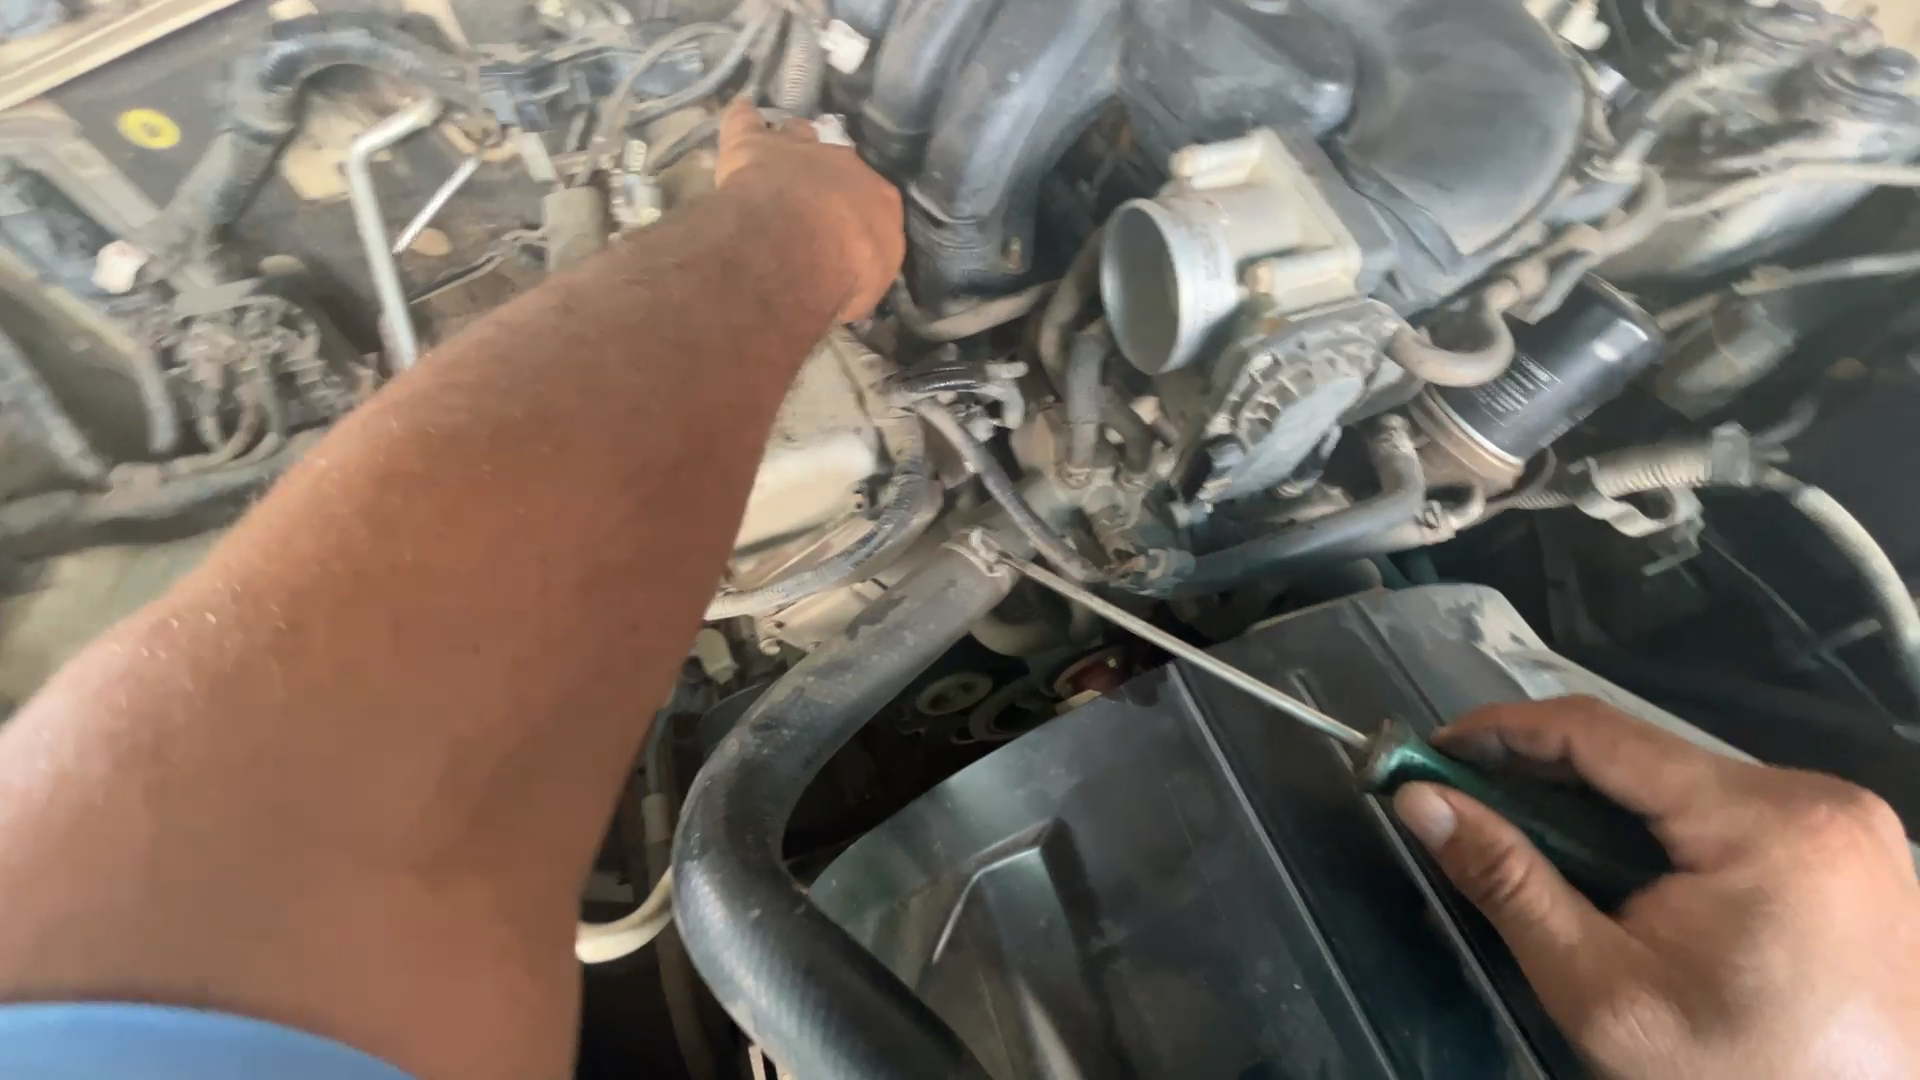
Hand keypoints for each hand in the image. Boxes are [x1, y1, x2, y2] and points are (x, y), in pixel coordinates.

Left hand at [716, 97, 903, 322]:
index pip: (877, 201)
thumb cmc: (846, 274)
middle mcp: (845, 165)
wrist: (802, 244)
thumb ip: (860, 278)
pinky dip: (743, 117)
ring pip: (799, 133)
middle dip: (831, 177)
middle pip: (840, 163)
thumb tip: (849, 287)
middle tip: (816, 200)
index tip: (853, 232)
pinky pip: (746, 120)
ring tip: (785, 149)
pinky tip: (742, 112)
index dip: (863, 215)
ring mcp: (799, 148)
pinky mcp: (753, 143)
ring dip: (794, 140)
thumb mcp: (867, 291)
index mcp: (880, 200)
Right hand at [1392, 697, 1919, 1079]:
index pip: (1595, 729)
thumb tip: (1414, 798)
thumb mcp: (1598, 989)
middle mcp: (1809, 799)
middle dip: (1529, 766)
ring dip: (1572, 792)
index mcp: (1765, 822)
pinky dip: (1623, 815)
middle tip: (1460, 797)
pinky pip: (1695, 799)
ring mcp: (1830, 821)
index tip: (1430, 752)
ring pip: (1656, 769)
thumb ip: (1504, 881)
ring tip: (1513, 830)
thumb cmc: (1735, 1077)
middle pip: (1626, 746)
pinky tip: (1588, 854)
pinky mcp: (1831, 846)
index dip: (1496, 728)